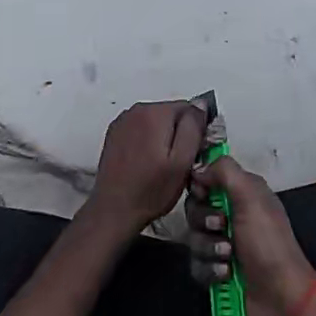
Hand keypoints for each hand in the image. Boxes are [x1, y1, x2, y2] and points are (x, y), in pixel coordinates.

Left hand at [84, 101, 207, 235]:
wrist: (114, 211)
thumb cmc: (150, 190)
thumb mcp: (182, 162)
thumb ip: (193, 128)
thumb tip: (201, 105)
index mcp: (155, 113)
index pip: (190, 108)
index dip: (196, 131)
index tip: (193, 153)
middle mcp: (136, 110)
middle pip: (172, 113)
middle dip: (179, 133)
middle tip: (178, 163)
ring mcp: (123, 122)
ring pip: (157, 122)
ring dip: (164, 138)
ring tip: (161, 166)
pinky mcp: (115, 134)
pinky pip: (142, 130)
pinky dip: (148, 142)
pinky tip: (146, 164)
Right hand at [186, 156, 315, 315]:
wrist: (279, 297)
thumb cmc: (268, 242)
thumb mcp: (251, 197)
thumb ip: (225, 172)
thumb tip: (199, 167)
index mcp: (244, 193)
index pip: (207, 179)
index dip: (200, 186)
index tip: (203, 194)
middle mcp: (234, 215)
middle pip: (195, 209)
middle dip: (203, 220)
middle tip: (221, 228)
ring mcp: (225, 245)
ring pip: (194, 238)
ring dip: (209, 249)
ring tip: (228, 258)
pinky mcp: (218, 271)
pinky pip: (196, 265)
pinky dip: (210, 270)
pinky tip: (226, 275)